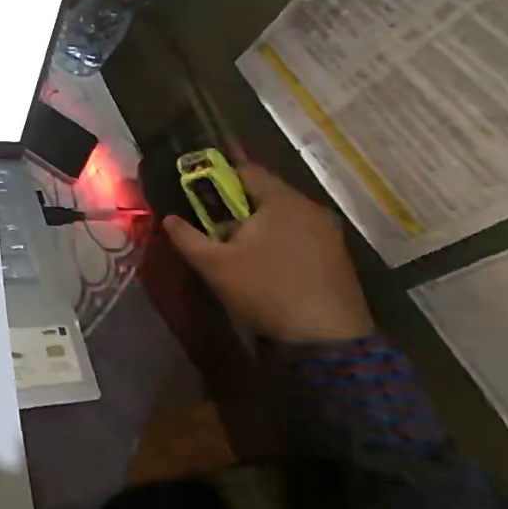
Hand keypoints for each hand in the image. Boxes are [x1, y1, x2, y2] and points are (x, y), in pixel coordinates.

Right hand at [162, 152, 374, 343]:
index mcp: (281, 200)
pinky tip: (270, 265)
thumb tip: (169, 219)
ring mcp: (329, 231)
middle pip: (268, 193)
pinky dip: (282, 240)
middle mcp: (310, 207)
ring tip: (241, 249)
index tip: (201, 193)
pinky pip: (302, 234)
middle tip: (217, 226)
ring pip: (286, 215)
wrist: (325, 337)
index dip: (220, 176)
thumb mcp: (214, 266)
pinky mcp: (338, 255)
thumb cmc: (264, 290)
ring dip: (262, 224)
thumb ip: (188, 238)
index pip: (247, 170)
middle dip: (239, 205)